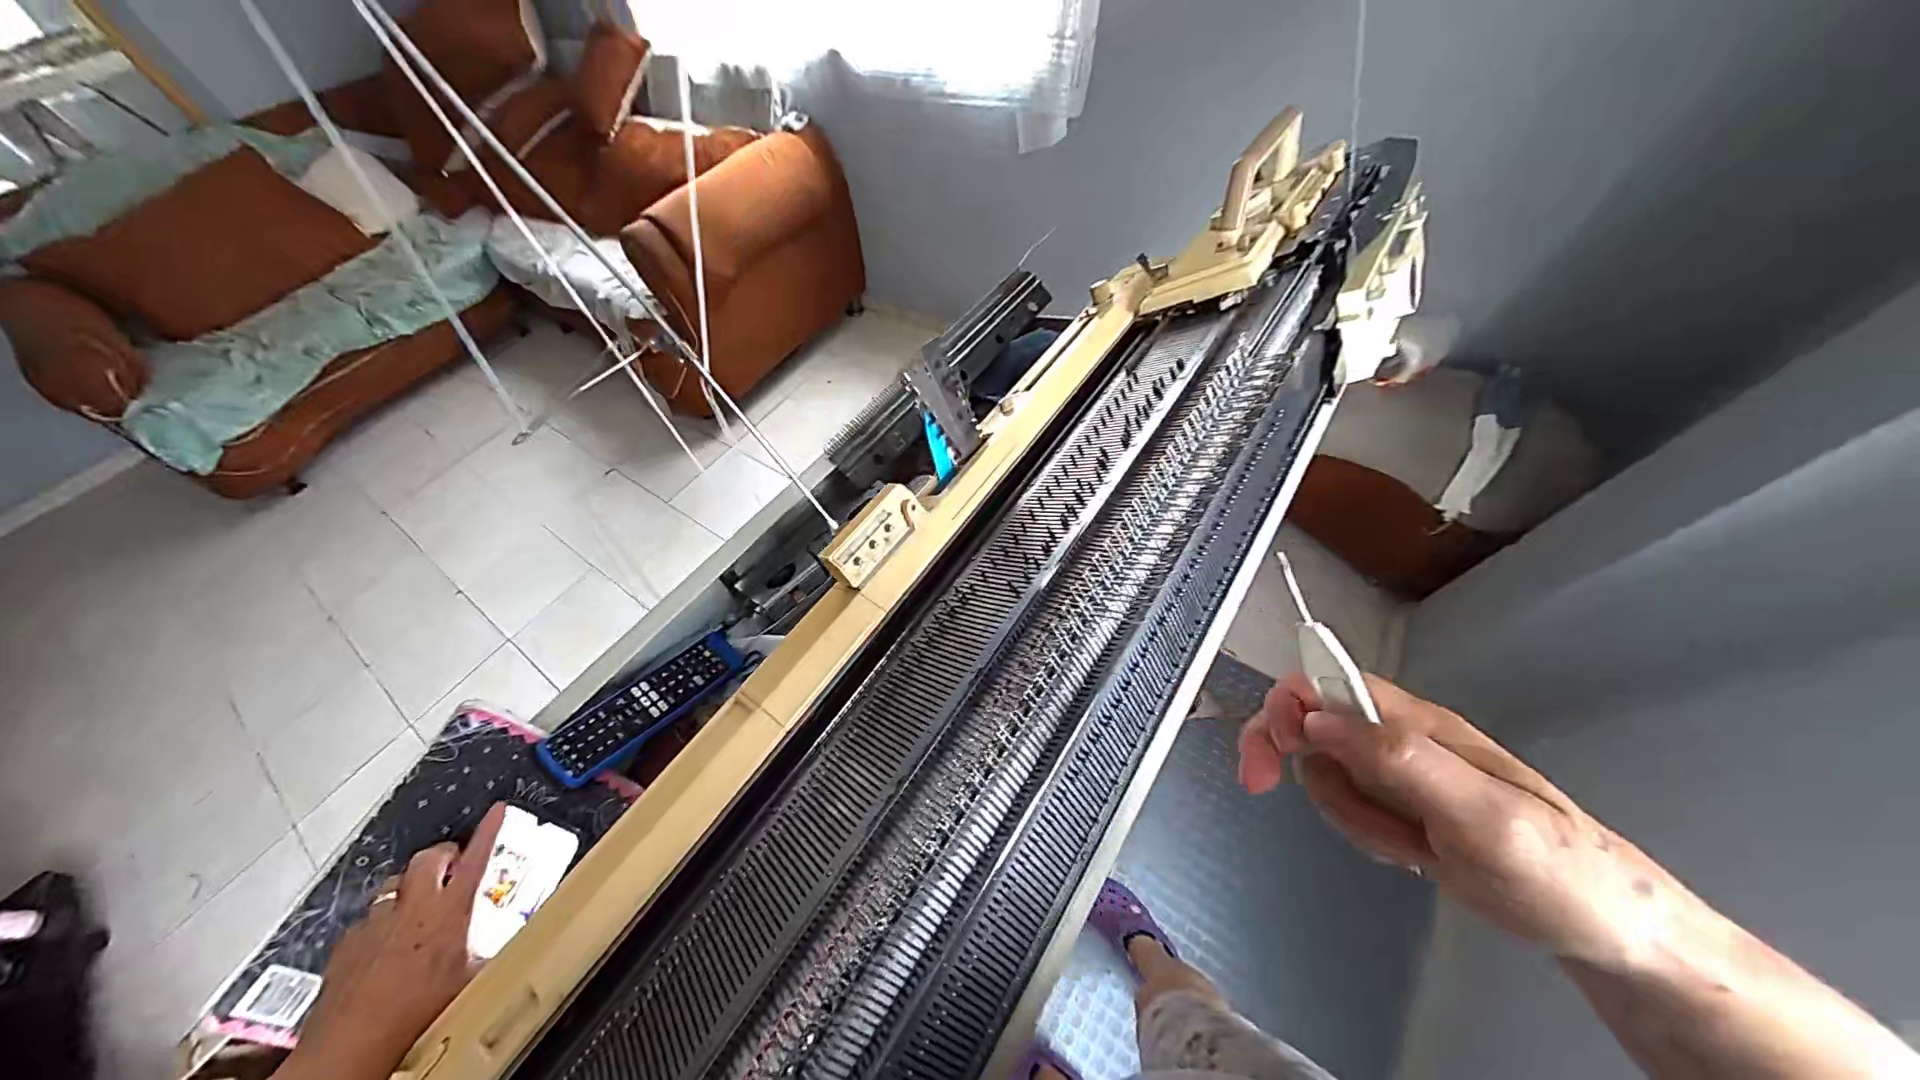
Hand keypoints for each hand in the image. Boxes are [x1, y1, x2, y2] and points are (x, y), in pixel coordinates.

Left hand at [277, 803, 506, 1079]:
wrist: (350, 1048)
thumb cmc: (415, 1015)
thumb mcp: (470, 980)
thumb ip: (488, 952)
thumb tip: (511, 947)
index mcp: (450, 912)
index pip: (477, 857)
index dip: (490, 829)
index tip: (498, 810)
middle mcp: (413, 908)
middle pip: (430, 857)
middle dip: (445, 855)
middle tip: (455, 865)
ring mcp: (376, 924)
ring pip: (396, 884)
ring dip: (412, 887)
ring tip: (421, 905)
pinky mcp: (346, 944)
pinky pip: (369, 918)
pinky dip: (382, 921)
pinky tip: (387, 944)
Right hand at [1239, 674, 1686, 967]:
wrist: (1608, 927)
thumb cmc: (1559, 870)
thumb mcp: (1482, 815)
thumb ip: (1397, 759)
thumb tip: (1317, 719)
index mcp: (1416, 723)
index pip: (1326, 683)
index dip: (1286, 706)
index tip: (1275, 751)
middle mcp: (1400, 737)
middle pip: (1311, 728)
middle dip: (1301, 767)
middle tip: (1268, 789)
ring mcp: (1399, 773)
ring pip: (1325, 773)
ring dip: (1344, 813)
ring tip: (1403, 847)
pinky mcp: (1400, 806)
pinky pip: (1347, 805)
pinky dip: (1358, 830)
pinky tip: (1404, 853)